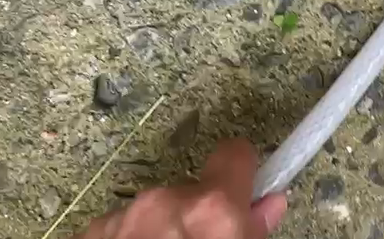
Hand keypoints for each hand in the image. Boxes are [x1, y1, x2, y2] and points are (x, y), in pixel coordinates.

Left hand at [76, 141, 287, 238]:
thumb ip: (252, 234)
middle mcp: (164, 202)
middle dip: (193, 223)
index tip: (239, 203)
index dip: (239, 177)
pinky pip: (114, 234)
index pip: (235, 154)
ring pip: (149, 217)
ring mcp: (118, 221)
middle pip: (189, 194)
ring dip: (155, 238)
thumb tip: (268, 207)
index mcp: (212, 209)